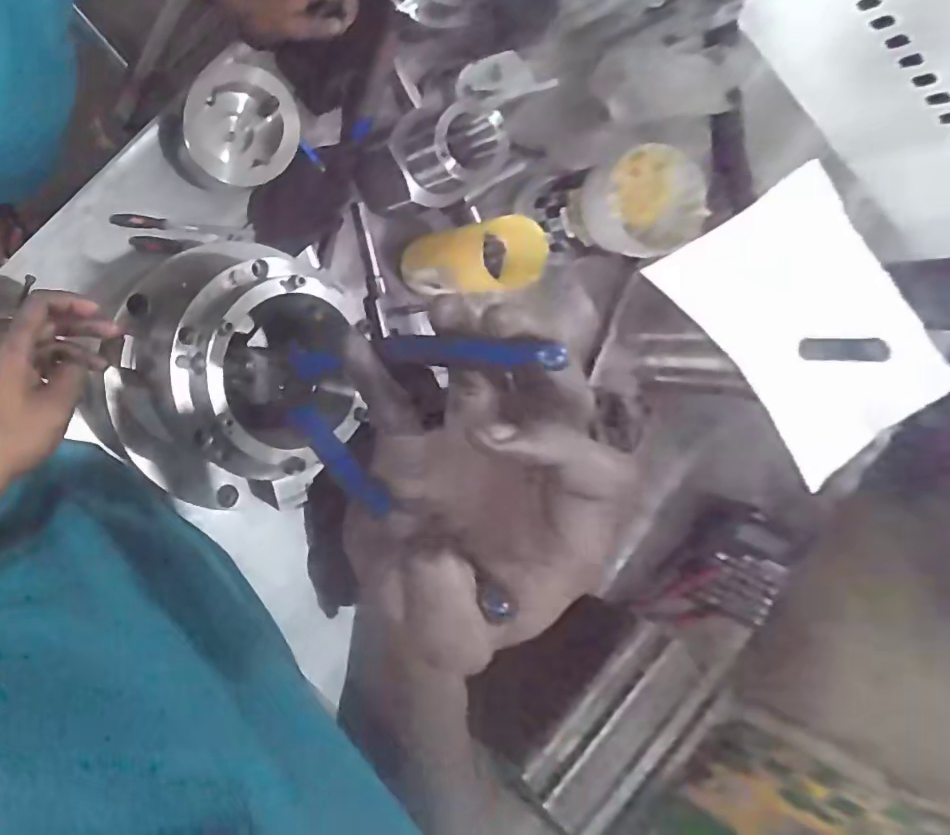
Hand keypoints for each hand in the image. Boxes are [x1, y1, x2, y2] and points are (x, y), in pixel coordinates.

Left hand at [0, 292, 120, 507]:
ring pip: (45, 342)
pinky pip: (39, 360)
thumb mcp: (56, 405)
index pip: (41, 304)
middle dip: (81, 324)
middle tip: (114, 332)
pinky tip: (86, 373)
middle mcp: (7, 347)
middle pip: (46, 322)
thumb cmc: (17, 436)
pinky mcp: (10, 380)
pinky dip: (62, 363)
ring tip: (106, 358)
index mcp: (13, 346)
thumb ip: (73, 373)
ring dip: (75, 346)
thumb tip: (78, 362)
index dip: (71, 301)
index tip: (98, 312)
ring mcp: (8, 364)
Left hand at [235, 0, 358, 42]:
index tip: (341, 28)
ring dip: (329, 3)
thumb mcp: (291, 27)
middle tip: (329, 28)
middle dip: (340, 7)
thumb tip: (341, 26)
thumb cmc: (263, 15)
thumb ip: (318, 27)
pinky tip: (307, 13)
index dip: (351, 10)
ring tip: (318, 23)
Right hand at [339, 302, 639, 676]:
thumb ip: (448, 606)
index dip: (554, 441)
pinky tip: (357, 344)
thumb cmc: (443, 629)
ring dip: (465, 343)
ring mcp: (463, 446)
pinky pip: (398, 399)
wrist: (392, 603)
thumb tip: (431, 546)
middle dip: (530, 360)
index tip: (487, 437)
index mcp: (566, 524)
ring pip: (479, 382)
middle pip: (551, 404)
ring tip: (440, 310)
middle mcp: (526, 471)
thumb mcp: (454, 639)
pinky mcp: (410, 440)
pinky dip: (378, 372)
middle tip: (493, 324)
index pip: (592, 470)